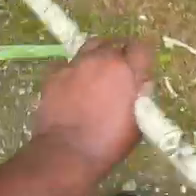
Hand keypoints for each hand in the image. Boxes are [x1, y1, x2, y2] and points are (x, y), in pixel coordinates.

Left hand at [31, 37, 154, 178]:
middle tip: (119, 71)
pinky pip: (67, 63)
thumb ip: (140, 97)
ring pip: (90, 46)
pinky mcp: (54, 72)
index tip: (140, 67)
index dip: (141, 56)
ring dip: (97, 55)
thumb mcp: (137, 123)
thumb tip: (140, 84)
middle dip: (120, 54)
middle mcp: (101, 59)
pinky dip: (72, 70)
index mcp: (126, 70)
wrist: (67, 151)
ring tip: (96, 71)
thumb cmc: (108, 143)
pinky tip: (72, 84)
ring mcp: (75, 63)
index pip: (141, 48)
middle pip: (115, 43)